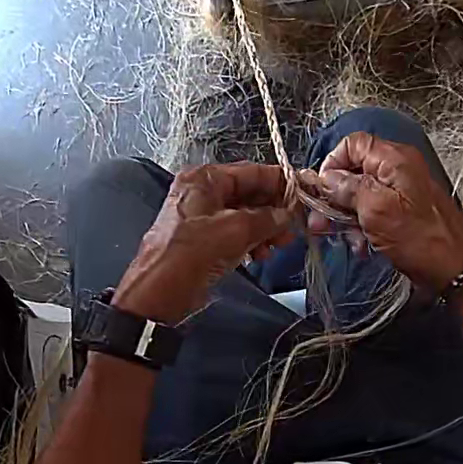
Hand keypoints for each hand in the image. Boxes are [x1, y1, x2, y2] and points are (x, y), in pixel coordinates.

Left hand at [113, 163, 295, 322]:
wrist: (159, 292)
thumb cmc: (190, 254)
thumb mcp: (236, 229)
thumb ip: (267, 218)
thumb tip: (285, 214)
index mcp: (204, 179)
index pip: (251, 172)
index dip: (279, 183)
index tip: (302, 196)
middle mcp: (201, 193)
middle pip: (248, 194)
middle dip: (273, 211)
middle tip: (293, 227)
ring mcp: (200, 218)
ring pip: (243, 216)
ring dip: (264, 229)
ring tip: (278, 245)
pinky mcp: (202, 241)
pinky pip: (233, 234)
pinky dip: (250, 242)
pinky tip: (260, 255)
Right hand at [305, 132, 462, 291]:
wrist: (457, 270)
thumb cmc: (419, 238)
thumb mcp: (377, 210)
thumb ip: (348, 188)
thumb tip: (326, 178)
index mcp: (394, 159)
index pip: (352, 144)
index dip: (331, 164)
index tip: (322, 191)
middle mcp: (397, 169)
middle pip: (352, 171)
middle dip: (333, 197)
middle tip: (320, 223)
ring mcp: (400, 191)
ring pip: (359, 194)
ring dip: (345, 217)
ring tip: (345, 240)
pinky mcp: (401, 211)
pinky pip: (371, 211)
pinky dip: (361, 227)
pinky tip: (361, 245)